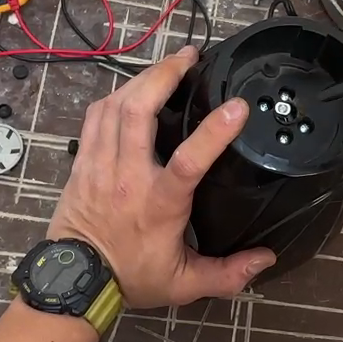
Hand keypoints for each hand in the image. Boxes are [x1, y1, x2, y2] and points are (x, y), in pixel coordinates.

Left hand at [47, 47, 276, 308]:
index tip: (238, 106)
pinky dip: (116, 95)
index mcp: (158, 205)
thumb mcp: (185, 284)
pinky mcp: (83, 161)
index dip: (213, 132)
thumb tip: (268, 259)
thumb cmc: (132, 278)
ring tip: (167, 64)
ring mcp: (100, 165)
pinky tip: (132, 88)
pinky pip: (96, 115)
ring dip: (142, 78)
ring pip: (116, 106)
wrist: (74, 282)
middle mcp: (127, 177)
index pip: (187, 162)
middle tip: (191, 56)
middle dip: (165, 76)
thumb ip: (228, 274)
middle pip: (139, 112)